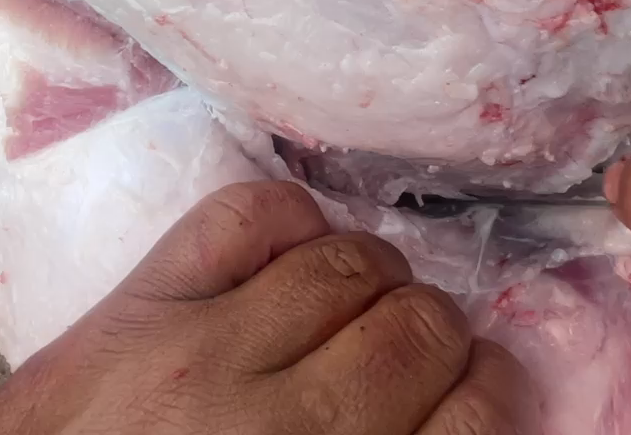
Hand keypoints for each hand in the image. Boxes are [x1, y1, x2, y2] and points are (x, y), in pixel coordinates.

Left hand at [0, 180, 535, 434]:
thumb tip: (451, 418)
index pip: (468, 426)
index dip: (495, 394)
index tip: (487, 387)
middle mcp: (280, 428)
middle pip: (412, 330)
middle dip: (438, 327)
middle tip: (426, 341)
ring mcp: (199, 352)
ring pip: (344, 266)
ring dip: (379, 273)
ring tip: (369, 291)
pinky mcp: (135, 305)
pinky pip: (243, 217)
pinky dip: (292, 217)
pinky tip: (302, 244)